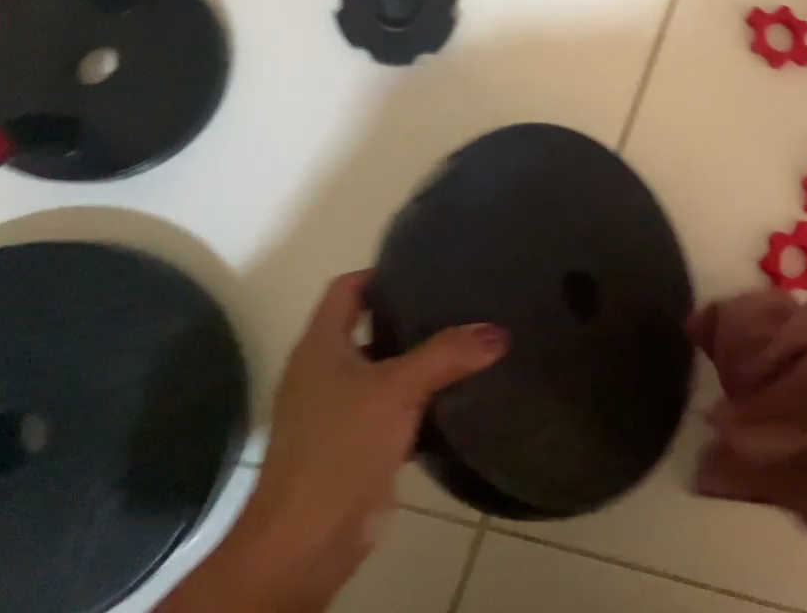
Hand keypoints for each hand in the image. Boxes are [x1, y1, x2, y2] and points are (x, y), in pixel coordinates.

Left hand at [160, 270, 508, 612]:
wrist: (308, 538)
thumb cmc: (340, 447)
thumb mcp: (397, 390)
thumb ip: (447, 355)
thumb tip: (498, 331)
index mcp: (319, 348)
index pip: (345, 290)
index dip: (380, 274)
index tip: (425, 269)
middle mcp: (322, 372)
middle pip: (366, 328)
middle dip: (408, 316)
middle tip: (459, 303)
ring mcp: (336, 411)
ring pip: (382, 370)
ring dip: (416, 361)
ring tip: (466, 343)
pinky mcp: (355, 445)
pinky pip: (391, 408)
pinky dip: (419, 401)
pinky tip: (456, 396)